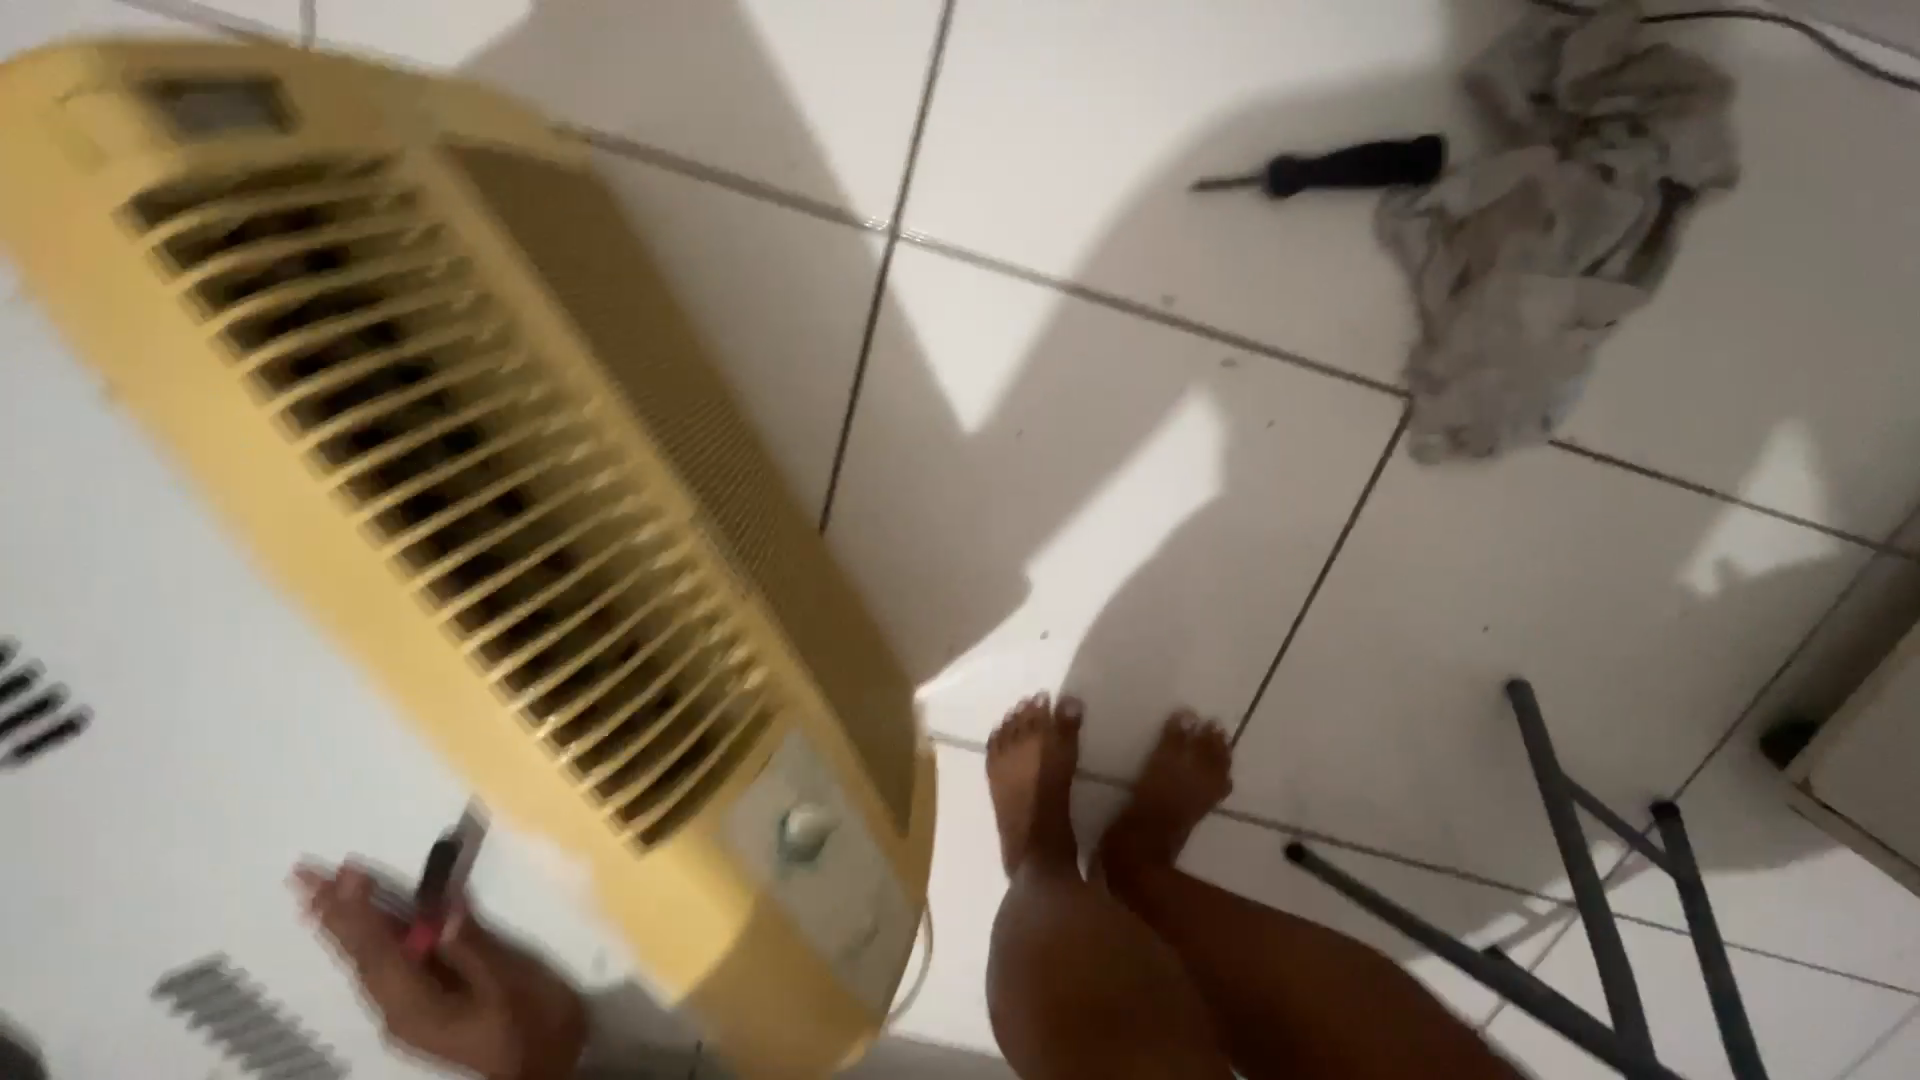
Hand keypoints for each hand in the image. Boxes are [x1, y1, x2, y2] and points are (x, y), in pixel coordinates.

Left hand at [292, 859, 588, 1079]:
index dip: (361, 909)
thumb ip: (475, 950)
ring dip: (347, 922)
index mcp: (415, 1006)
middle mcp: (399, 1009)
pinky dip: (372, 937)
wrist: (543, 1069)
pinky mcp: (427, 1001)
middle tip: (303, 875)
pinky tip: (369, 923)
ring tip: (320, 893)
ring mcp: (411, 1008)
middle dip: (334, 913)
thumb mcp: (511, 986)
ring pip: (369, 959)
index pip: (379, 950)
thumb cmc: (532, 1025)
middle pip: (360, 954)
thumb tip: (446, 912)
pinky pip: (389, 963)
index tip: (348, 873)